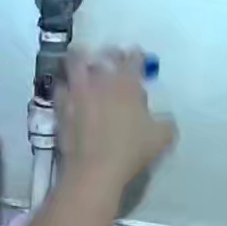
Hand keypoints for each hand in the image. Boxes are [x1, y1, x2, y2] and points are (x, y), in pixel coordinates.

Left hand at [60, 48, 175, 193]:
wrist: (94, 170)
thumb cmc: (131, 150)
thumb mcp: (161, 137)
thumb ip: (166, 123)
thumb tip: (165, 120)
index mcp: (127, 82)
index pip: (133, 57)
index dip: (137, 57)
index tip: (138, 62)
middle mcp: (100, 81)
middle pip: (102, 54)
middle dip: (108, 55)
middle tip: (110, 63)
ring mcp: (77, 93)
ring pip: (75, 65)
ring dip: (80, 63)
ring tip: (84, 70)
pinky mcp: (61, 109)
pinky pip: (60, 90)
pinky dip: (65, 89)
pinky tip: (69, 95)